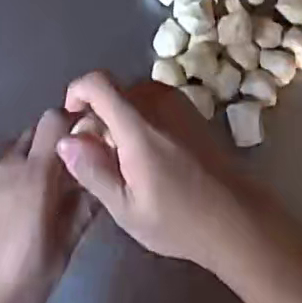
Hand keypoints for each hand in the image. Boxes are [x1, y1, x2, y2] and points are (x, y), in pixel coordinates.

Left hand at [0, 110, 95, 302]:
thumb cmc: (14, 286)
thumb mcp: (59, 255)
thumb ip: (81, 212)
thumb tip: (98, 183)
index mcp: (33, 175)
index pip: (54, 119)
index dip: (72, 122)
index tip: (87, 142)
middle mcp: (6, 164)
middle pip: (36, 131)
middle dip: (54, 146)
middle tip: (67, 177)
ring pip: (16, 150)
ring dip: (31, 161)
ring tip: (39, 198)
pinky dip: (11, 176)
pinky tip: (14, 210)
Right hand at [56, 72, 281, 272]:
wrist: (236, 217)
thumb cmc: (178, 220)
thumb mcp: (126, 208)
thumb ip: (92, 170)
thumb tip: (65, 139)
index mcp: (138, 125)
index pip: (98, 82)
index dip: (77, 91)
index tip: (72, 118)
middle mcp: (157, 102)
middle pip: (113, 90)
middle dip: (97, 114)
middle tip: (97, 155)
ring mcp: (177, 101)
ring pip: (132, 94)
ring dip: (119, 116)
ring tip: (122, 158)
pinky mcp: (189, 107)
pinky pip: (151, 100)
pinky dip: (139, 116)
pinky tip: (147, 152)